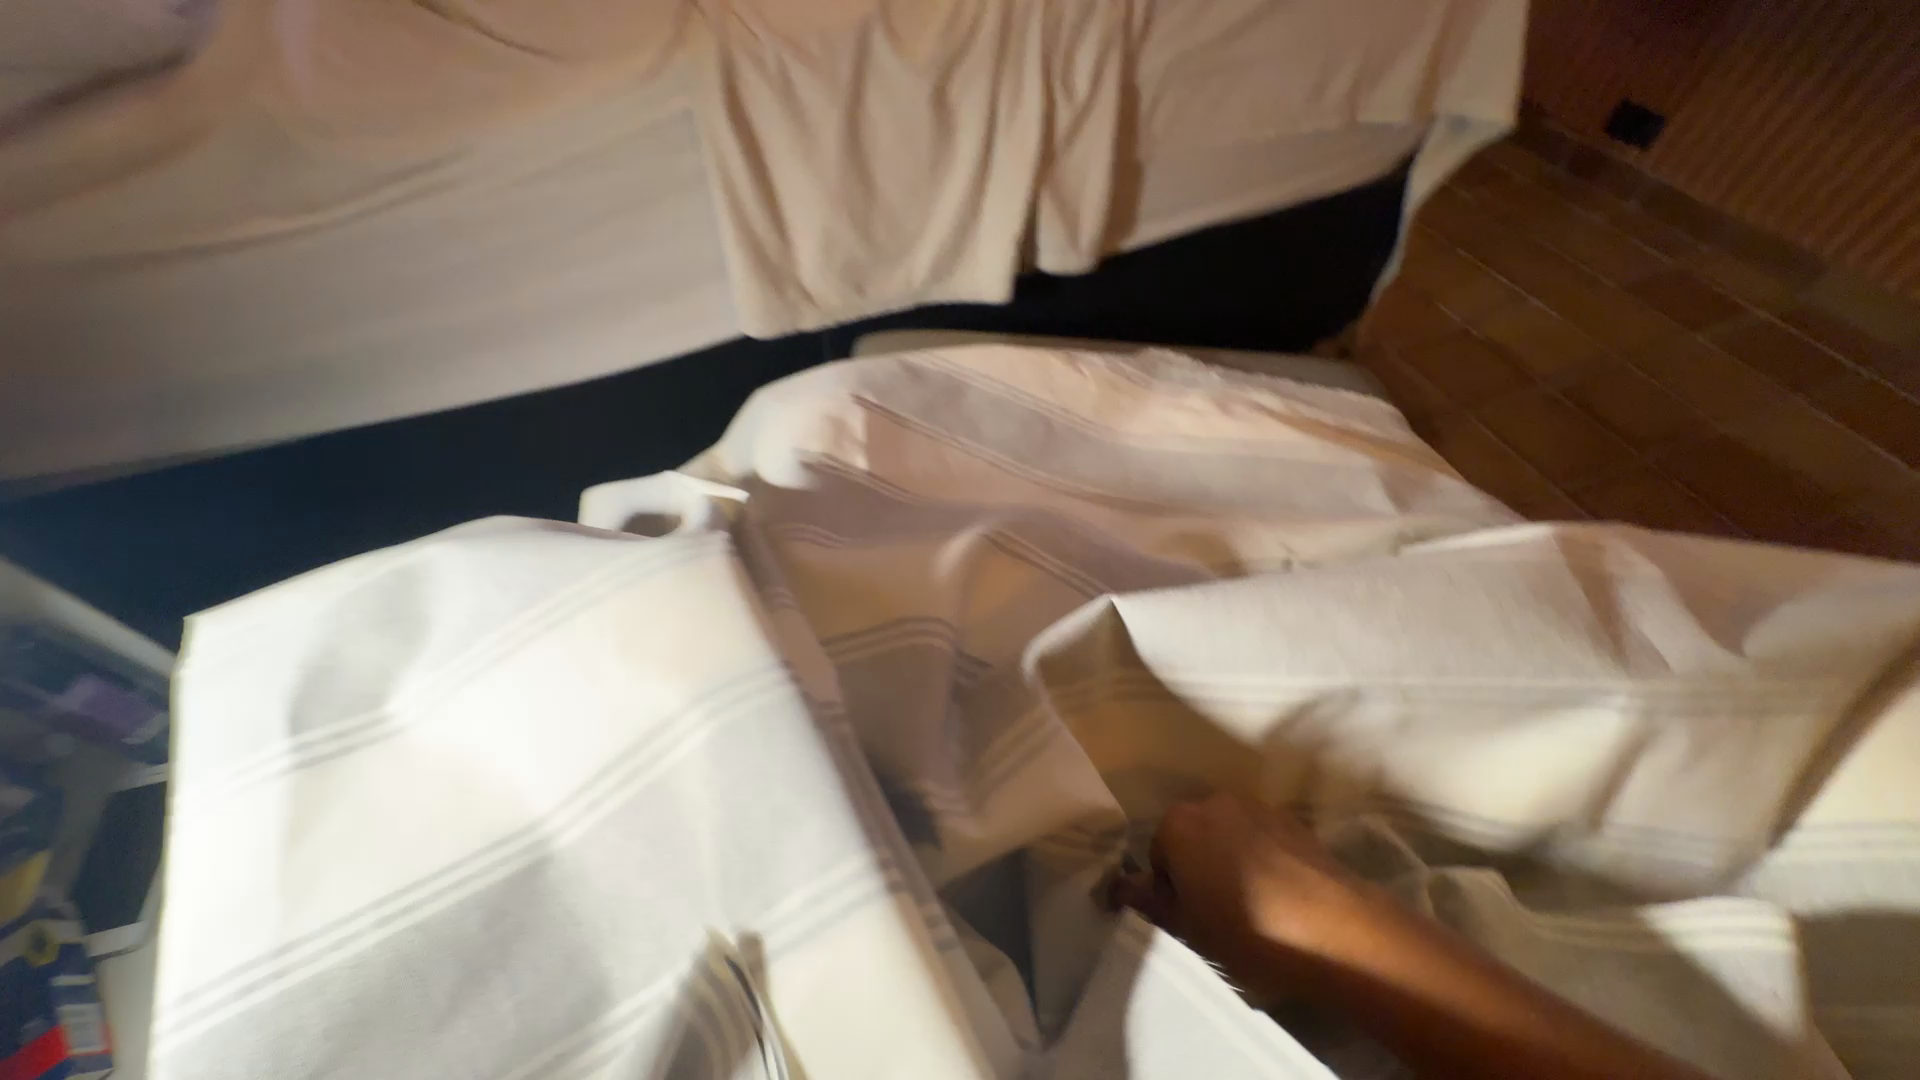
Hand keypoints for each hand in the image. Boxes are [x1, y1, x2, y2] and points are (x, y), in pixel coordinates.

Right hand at [1108, 793, 1371, 998]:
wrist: (1335, 929)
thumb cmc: (1246, 930)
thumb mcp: (1187, 928)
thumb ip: (1148, 901)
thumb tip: (1117, 887)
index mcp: (1177, 824)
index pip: (1158, 856)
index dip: (1172, 891)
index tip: (1194, 919)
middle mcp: (1212, 803)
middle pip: (1193, 837)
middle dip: (1200, 868)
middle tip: (1220, 913)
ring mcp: (1257, 806)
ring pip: (1229, 835)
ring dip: (1232, 860)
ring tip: (1255, 904)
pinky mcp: (1295, 820)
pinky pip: (1264, 838)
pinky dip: (1264, 858)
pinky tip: (1282, 895)